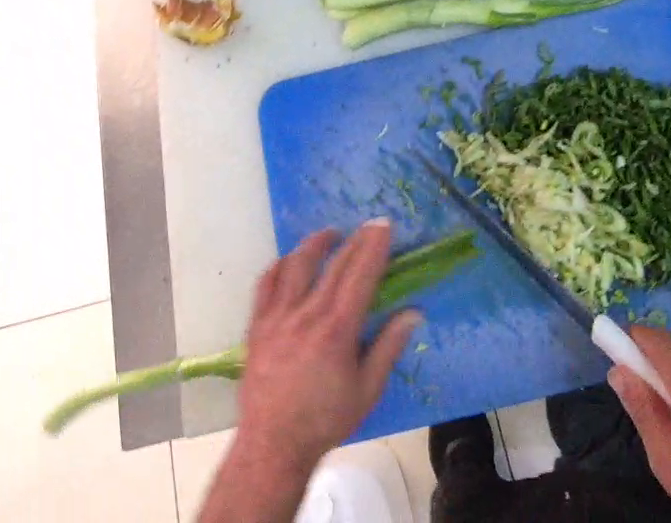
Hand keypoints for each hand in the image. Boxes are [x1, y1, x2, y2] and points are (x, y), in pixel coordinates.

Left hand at [201, 220, 422, 522]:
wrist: (273, 444)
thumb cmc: (326, 419)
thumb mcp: (368, 389)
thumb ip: (389, 347)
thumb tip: (413, 313)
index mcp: (337, 329)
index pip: (360, 275)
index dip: (374, 247)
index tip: (383, 226)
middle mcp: (307, 314)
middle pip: (334, 265)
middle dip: (354, 240)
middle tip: (368, 225)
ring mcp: (277, 318)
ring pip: (296, 266)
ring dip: (315, 245)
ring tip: (330, 235)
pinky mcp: (257, 327)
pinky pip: (265, 285)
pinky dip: (278, 268)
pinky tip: (288, 263)